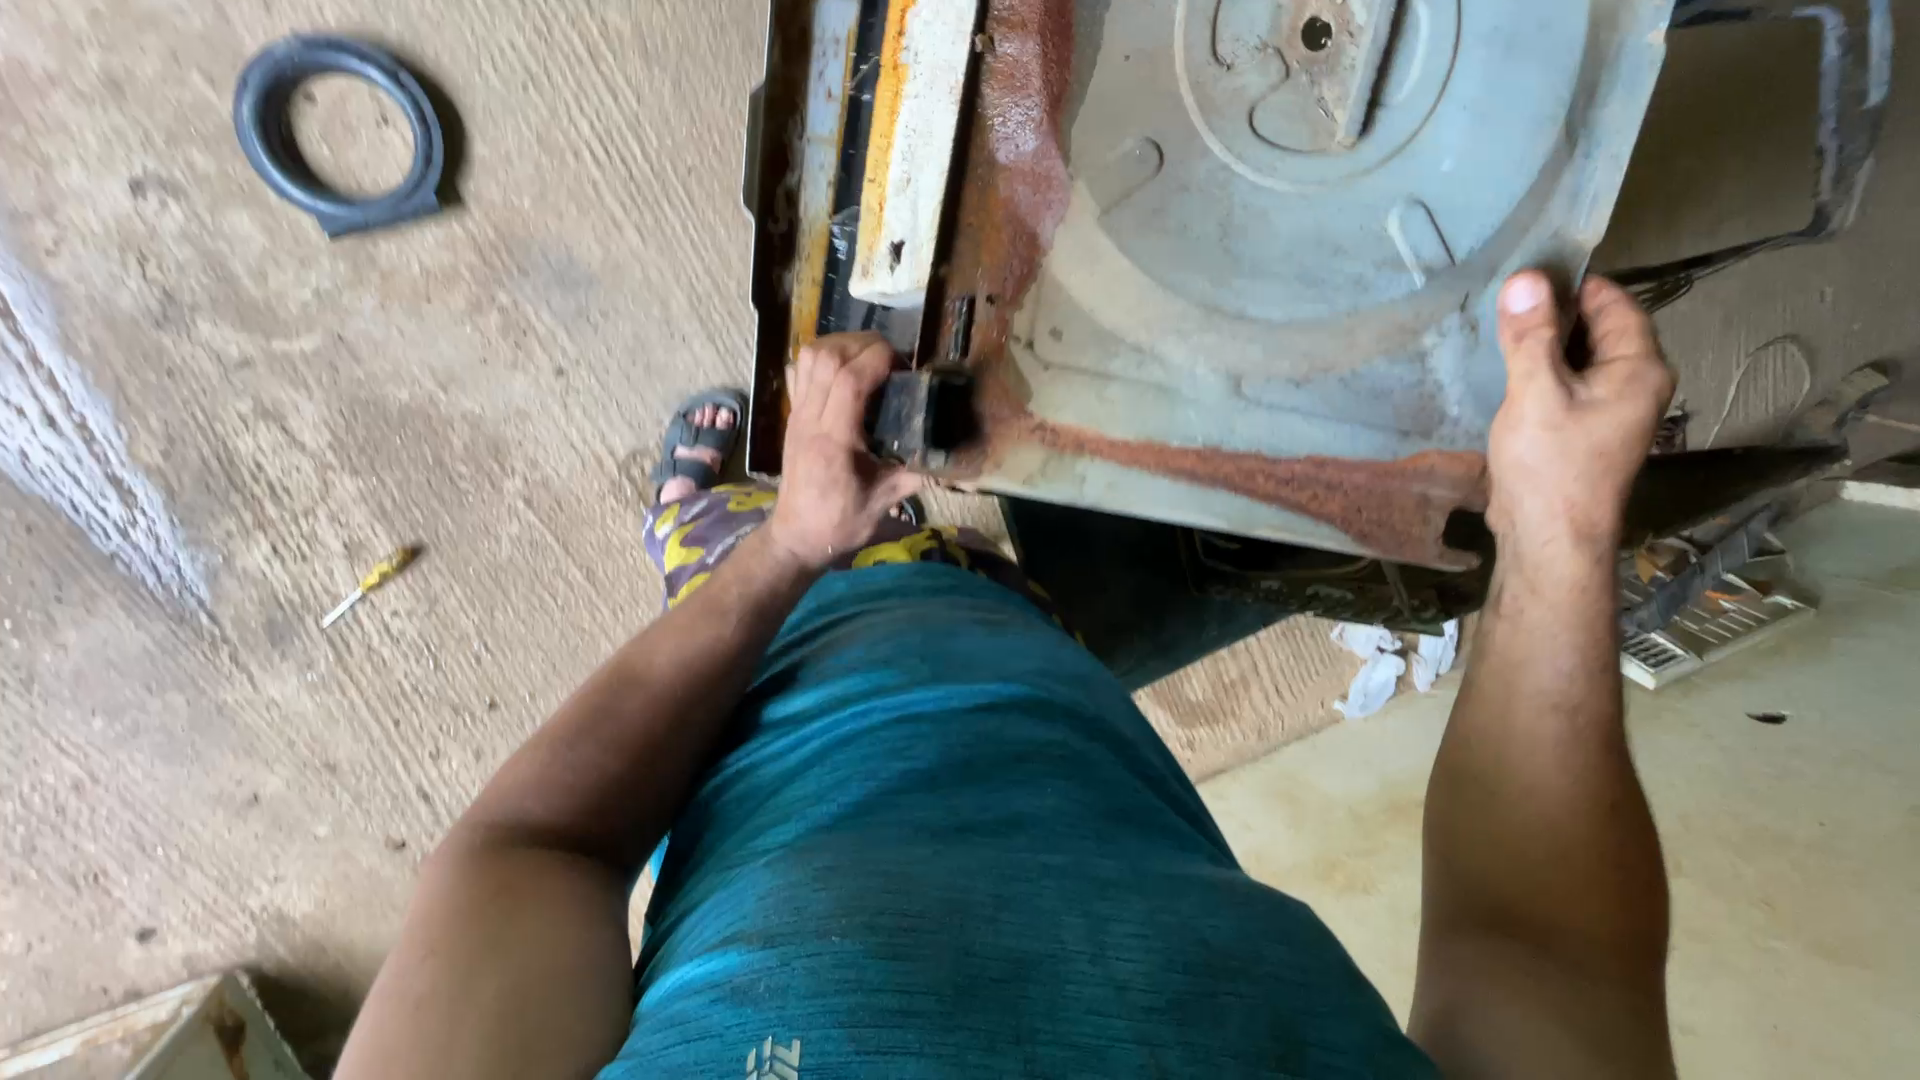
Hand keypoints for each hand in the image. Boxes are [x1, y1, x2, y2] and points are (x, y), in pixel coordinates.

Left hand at [768, 333, 923, 572]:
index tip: (905, 366)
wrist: (796, 537)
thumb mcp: (883, 502)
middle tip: (892, 360)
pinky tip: (843, 371)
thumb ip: (915, 474)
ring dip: (841, 345)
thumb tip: (951, 456)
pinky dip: (821, 358)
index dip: (879, 359)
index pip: (849, 380)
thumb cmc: (839, 523)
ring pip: (809, 356)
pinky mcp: (792, 415)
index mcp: (833, 440)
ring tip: (869, 358)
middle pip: (827, 357)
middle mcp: (810, 419)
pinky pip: (799, 370)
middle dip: (863, 345)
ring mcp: (797, 414)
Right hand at [1487, 272, 1675, 557]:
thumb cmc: (1550, 464)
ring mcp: (1608, 413)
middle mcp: (1633, 386)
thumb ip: (1530, 337)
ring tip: (1496, 334)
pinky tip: (1502, 376)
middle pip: (1597, 332)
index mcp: (1638, 369)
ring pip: (1577, 362)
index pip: (1615, 305)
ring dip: (1541, 348)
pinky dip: (1537, 376)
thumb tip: (1524, 279)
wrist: (1549, 537)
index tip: (1527, 274)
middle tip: (1502, 302)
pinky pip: (1563, 388)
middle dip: (1554, 315)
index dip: (1575, 284)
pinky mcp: (1580, 434)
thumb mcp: (1536, 393)